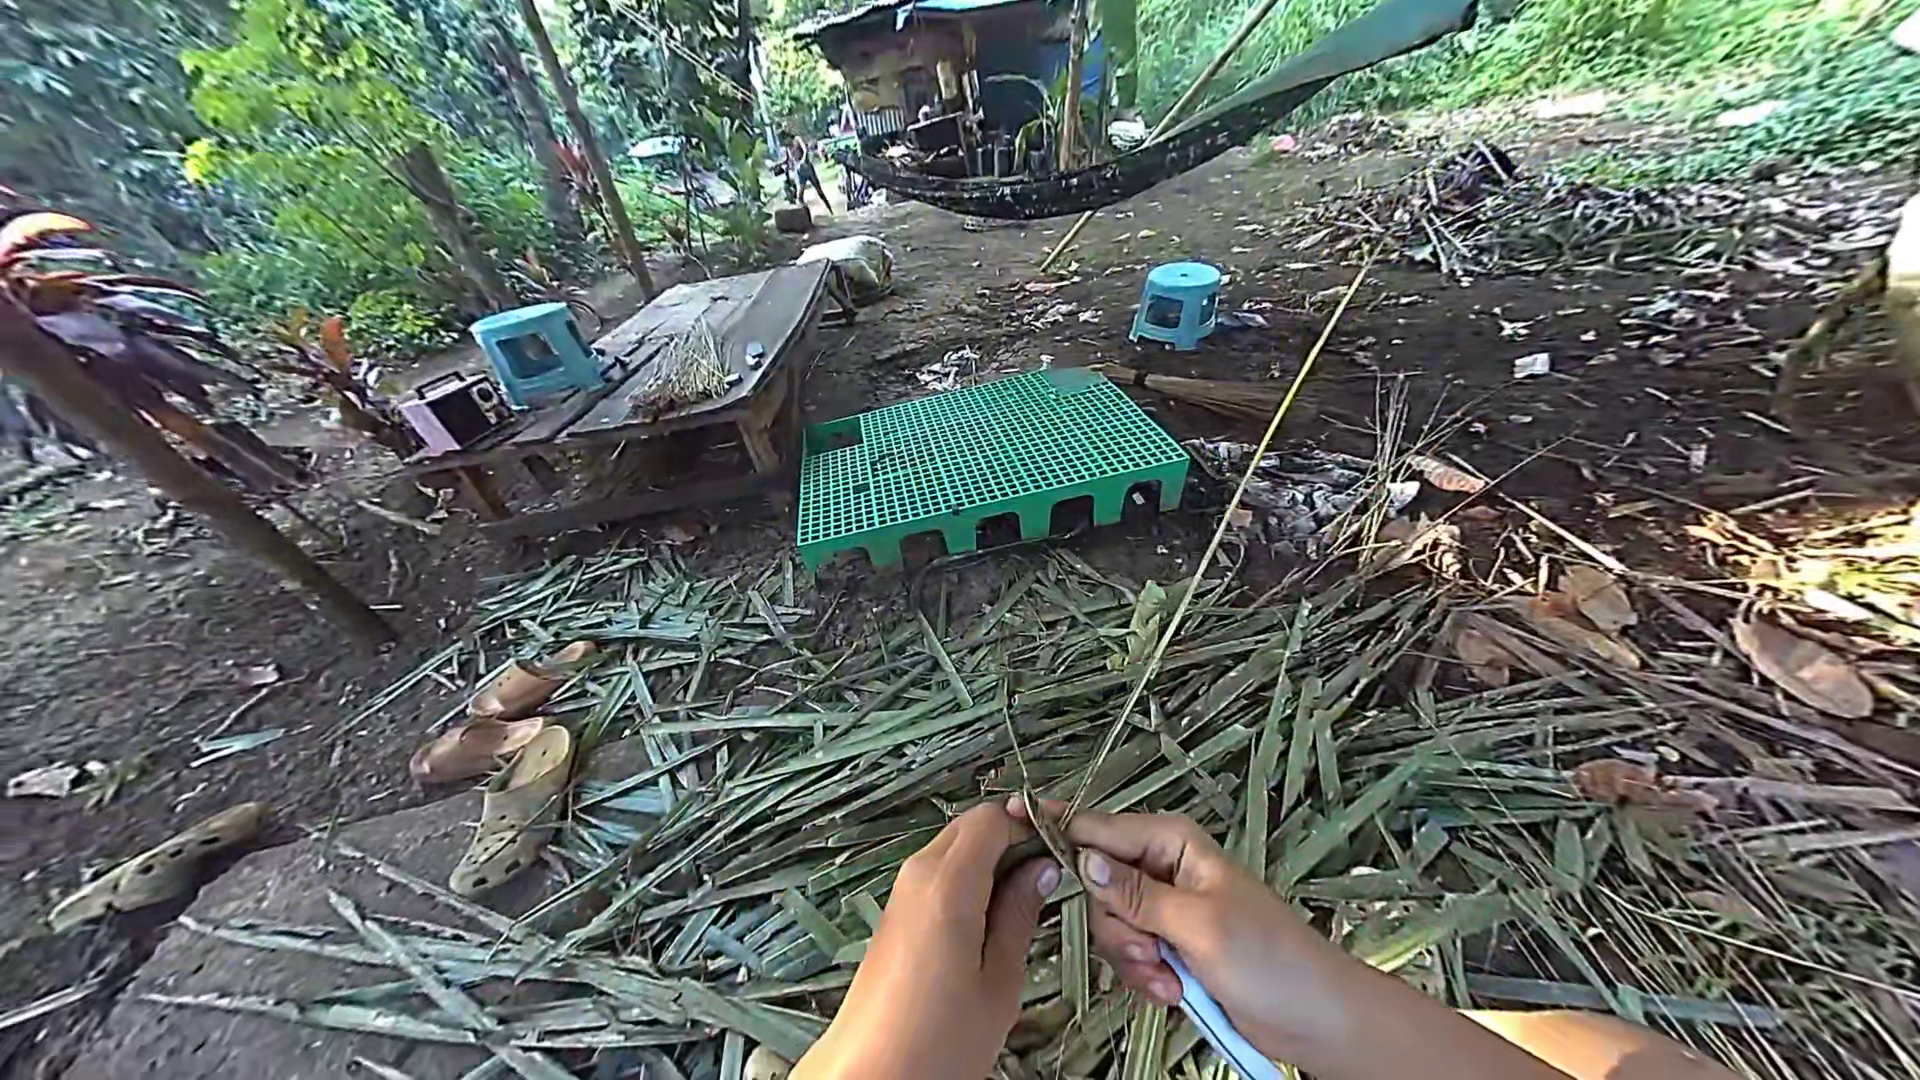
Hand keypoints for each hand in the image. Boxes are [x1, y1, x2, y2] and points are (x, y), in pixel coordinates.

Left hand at [793, 800, 1060, 1079]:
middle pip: (972, 824)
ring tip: (1023, 896)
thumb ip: (1020, 913)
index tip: (1058, 841)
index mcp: (948, 882)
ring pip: (955, 844)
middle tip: (1046, 868)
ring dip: (990, 855)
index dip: (1028, 822)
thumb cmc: (939, 1042)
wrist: (867, 1079)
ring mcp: (903, 887)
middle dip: (1011, 835)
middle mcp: (920, 871)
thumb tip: (1042, 868)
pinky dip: (968, 873)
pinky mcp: (896, 907)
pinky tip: (989, 912)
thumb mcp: (998, 983)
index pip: (992, 817)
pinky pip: (938, 868)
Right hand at [1013, 800, 1355, 1063]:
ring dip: (1133, 957)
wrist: (1317, 1021)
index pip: (1099, 826)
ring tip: (1170, 978)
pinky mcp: (1164, 937)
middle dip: (1118, 926)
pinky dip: (1143, 974)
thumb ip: (1135, 893)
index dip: (1056, 823)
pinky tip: (1173, 988)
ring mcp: (1160, 902)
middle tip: (1154, 952)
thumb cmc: (1269, 959)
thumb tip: (1082, 859)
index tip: (1013, 815)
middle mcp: (1158, 864)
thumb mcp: (1198, 924)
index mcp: (1169, 841)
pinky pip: (1126, 948)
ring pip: (1108, 921)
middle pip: (1096, 883)